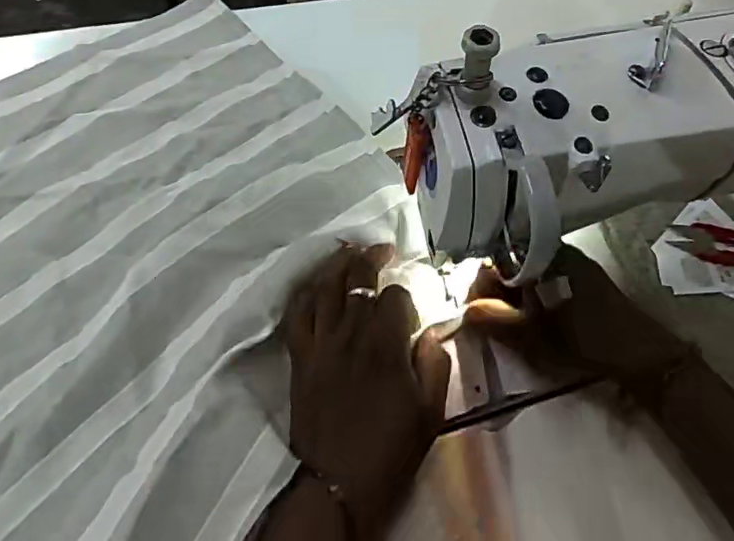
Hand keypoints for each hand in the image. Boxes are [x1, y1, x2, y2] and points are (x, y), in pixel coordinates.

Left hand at [282, 244, 450, 536]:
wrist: (336, 485)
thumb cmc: (389, 452)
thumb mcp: (429, 414)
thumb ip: (435, 365)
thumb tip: (434, 332)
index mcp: (386, 344)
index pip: (396, 296)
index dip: (406, 294)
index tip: (411, 308)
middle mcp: (351, 331)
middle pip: (358, 276)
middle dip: (372, 256)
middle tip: (383, 248)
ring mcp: (321, 340)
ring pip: (326, 285)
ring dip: (339, 262)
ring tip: (350, 249)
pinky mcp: (300, 354)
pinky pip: (297, 311)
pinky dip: (306, 292)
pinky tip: (316, 284)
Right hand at [462, 244, 690, 398]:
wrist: (654, 368)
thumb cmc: (602, 344)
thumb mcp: (549, 339)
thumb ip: (506, 324)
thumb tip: (466, 312)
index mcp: (556, 255)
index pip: (505, 252)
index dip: (486, 276)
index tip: (474, 303)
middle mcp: (561, 255)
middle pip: (513, 262)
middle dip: (494, 288)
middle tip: (482, 318)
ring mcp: (569, 271)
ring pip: (524, 275)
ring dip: (508, 297)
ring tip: (497, 323)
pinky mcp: (576, 290)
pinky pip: (538, 286)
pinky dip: (523, 302)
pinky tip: (518, 322)